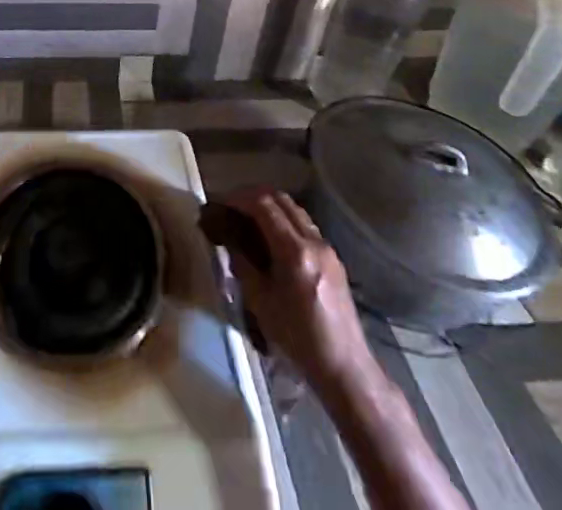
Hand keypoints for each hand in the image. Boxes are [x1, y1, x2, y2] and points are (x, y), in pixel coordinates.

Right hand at [216, 187, 375, 383]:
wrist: (343, 365)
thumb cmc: (297, 337)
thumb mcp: (260, 301)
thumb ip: (243, 264)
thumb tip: (229, 240)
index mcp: (294, 251)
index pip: (263, 205)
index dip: (237, 198)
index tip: (218, 204)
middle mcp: (314, 241)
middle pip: (281, 199)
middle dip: (251, 196)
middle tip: (229, 207)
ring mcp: (327, 248)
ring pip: (294, 210)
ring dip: (269, 206)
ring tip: (246, 220)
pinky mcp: (332, 258)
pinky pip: (304, 226)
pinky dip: (283, 220)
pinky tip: (269, 239)